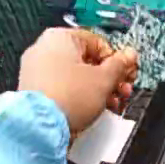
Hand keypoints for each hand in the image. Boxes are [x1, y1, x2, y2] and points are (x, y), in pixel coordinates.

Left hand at [18, 28, 138, 135]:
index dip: (116, 60)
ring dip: (97, 91)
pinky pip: (62, 89)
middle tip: (121, 92)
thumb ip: (119, 65)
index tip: (126, 75)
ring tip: (109, 106)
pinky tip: (90, 110)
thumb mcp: (104, 80)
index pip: (98, 43)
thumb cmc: (70, 97)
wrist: (41, 127)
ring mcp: (36, 70)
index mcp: (61, 37)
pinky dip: (78, 98)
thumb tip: (130, 55)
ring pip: (75, 77)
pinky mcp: (34, 92)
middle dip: (109, 79)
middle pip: (87, 61)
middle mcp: (45, 49)